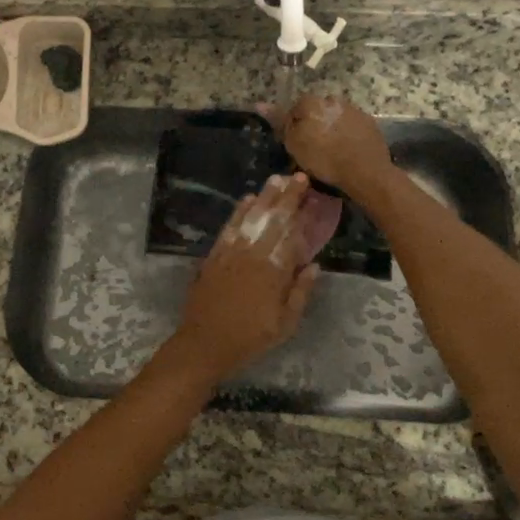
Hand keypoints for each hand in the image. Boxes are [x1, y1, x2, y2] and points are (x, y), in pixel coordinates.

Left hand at [161, 173, 320, 383]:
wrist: (205, 343)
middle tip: (298, 176)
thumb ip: (300, 292)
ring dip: (265, 197)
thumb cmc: (250, 338)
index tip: (313, 195)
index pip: (293, 236)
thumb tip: (314, 265)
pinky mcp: (215, 255)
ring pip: (251, 218)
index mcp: (275, 273)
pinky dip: (239, 212)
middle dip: (287, 197)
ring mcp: (232, 253)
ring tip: (277, 179)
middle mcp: (254, 256)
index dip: (304, 214)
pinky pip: (229, 227)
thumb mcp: (285, 324)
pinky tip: (248, 199)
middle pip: (274, 221)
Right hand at [282, 94, 390, 192]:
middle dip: (315, 125)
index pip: (295, 109)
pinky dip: (348, 135)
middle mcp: (332, 99)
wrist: (365, 171)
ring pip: (335, 117)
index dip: (294, 127)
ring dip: (332, 129)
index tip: (297, 144)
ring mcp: (353, 109)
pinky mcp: (369, 122)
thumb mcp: (293, 143)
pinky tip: (348, 150)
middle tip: (314, 148)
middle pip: (317, 111)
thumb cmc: (323, 158)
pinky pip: (352, 126)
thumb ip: (279, 121)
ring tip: (333, 151)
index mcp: (311, 102)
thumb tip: (259, 103)